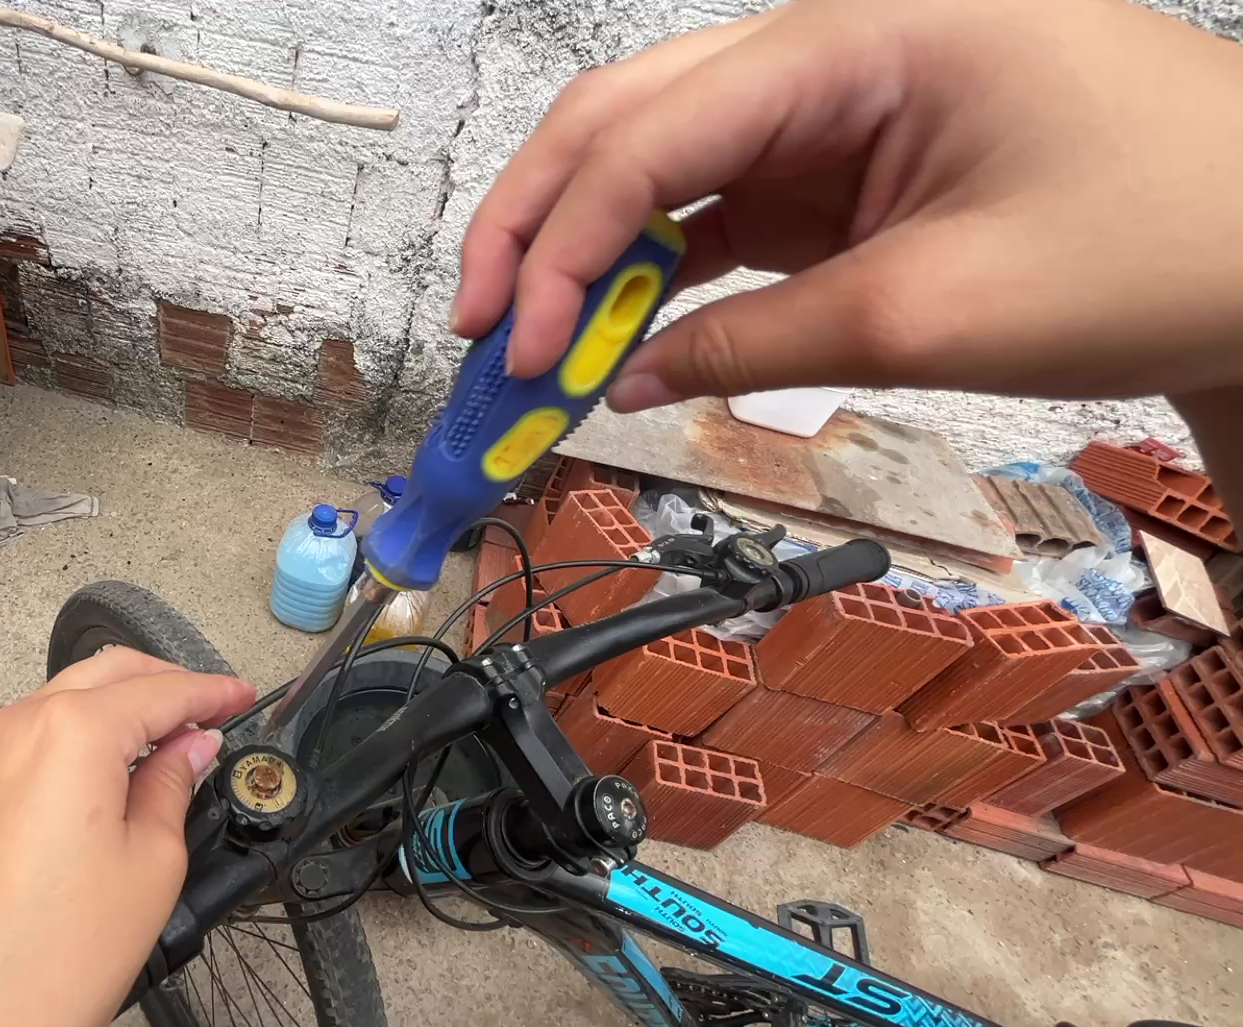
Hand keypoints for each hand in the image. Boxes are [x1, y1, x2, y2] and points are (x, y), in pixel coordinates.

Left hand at [0, 648, 254, 1026]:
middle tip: (210, 708)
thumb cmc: (47, 964)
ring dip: (122, 704)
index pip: (161, 691)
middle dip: (166, 681)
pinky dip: (82, 731)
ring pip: (69, 696)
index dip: (211, 691)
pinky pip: (36, 731)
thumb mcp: (150, 864)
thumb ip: (173, 785)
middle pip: (110, 673)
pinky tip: (109, 768)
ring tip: (167, 740)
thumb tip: (189, 749)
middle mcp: (20, 727)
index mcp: (73, 733)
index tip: (241, 695)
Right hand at [454, 0, 1242, 411]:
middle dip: (525, 225)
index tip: (523, 357)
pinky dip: (627, 272)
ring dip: (562, 245)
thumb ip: (741, 348)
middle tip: (475, 322)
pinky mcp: (806, 169)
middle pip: (609, 119)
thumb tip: (614, 384)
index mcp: (852, 40)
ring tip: (518, 329)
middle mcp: (810, 52)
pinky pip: (682, 212)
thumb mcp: (920, 314)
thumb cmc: (1152, 253)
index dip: (561, 254)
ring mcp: (803, 111)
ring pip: (630, 158)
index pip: (645, 141)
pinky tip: (598, 326)